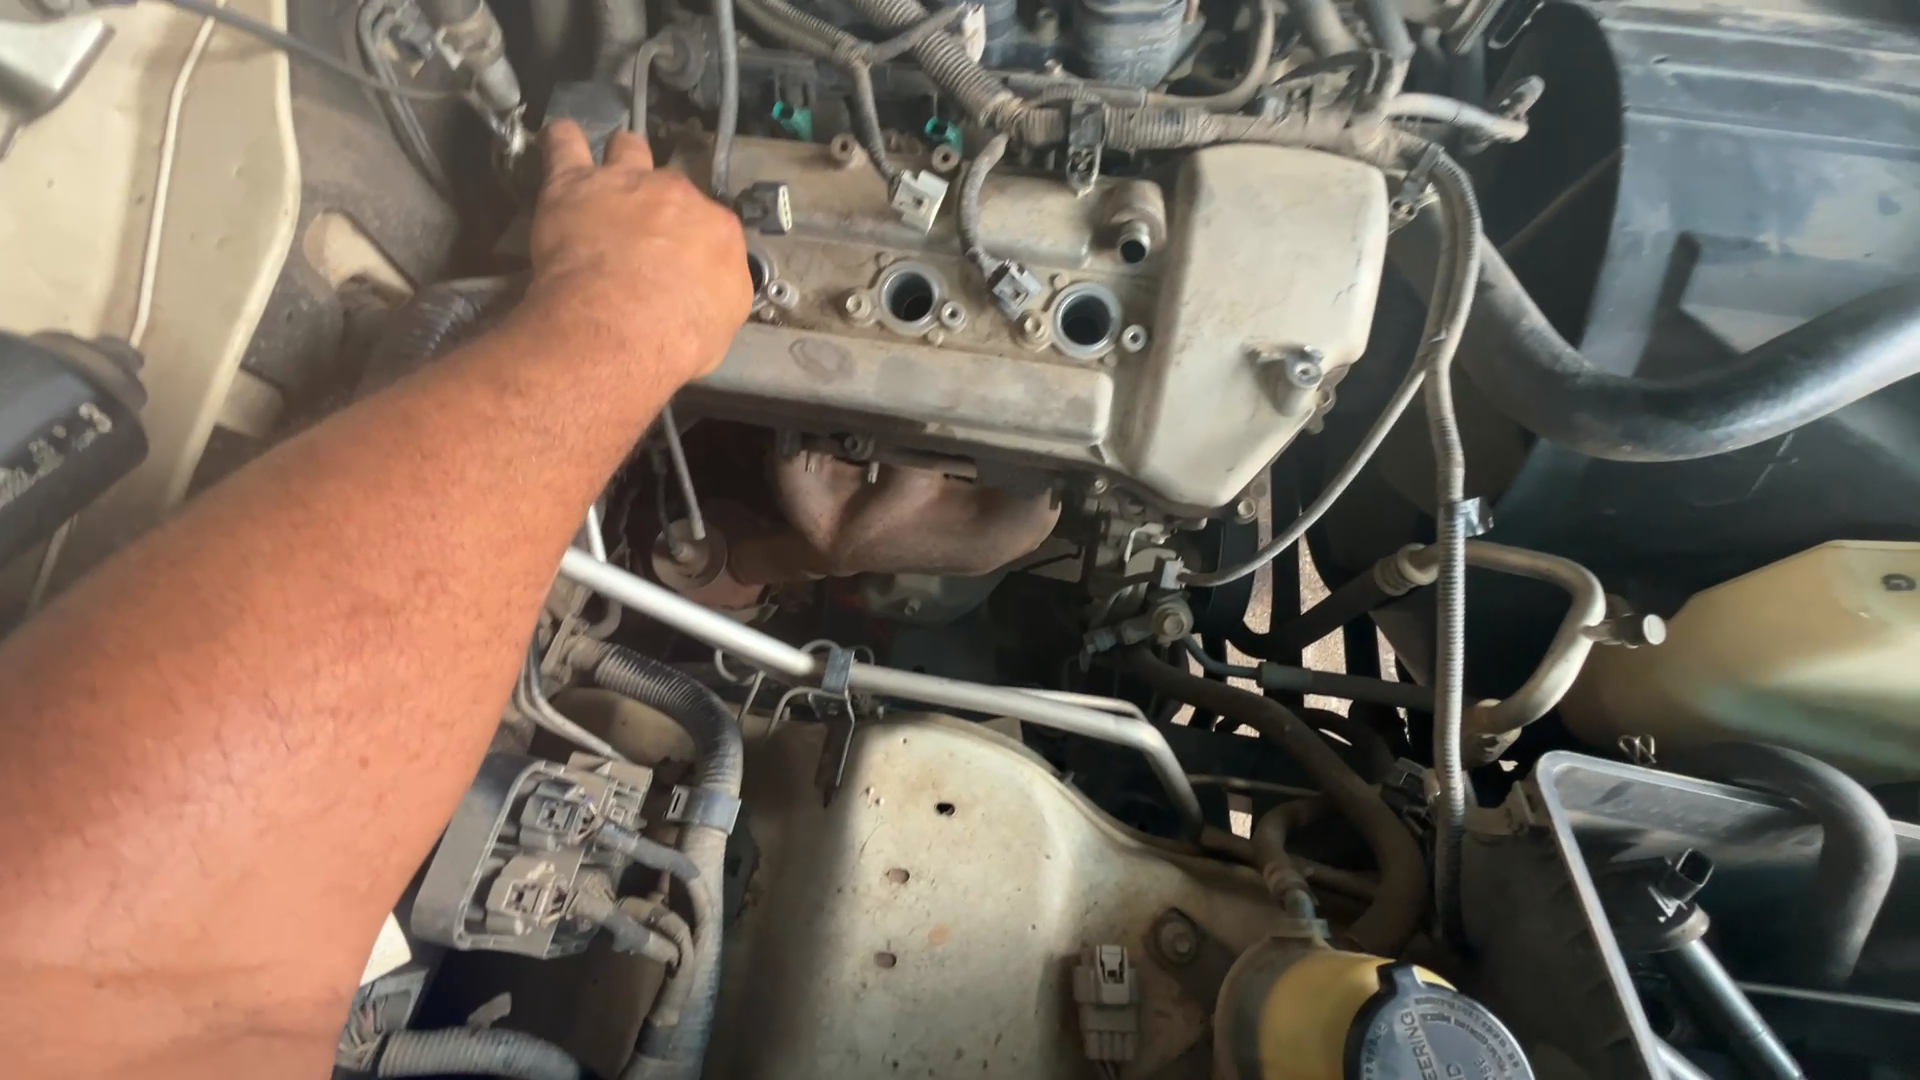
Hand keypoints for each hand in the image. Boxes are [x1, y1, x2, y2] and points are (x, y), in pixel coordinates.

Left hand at [522, 122, 751, 383]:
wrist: (626, 326)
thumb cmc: (681, 336)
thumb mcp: (726, 323)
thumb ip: (720, 292)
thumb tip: (708, 289)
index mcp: (720, 231)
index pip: (712, 227)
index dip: (696, 244)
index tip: (684, 264)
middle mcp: (679, 196)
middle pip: (672, 189)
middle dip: (662, 207)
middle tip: (646, 236)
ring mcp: (627, 183)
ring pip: (628, 149)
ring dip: (622, 160)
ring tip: (610, 180)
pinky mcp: (575, 183)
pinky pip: (564, 143)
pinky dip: (564, 143)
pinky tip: (563, 147)